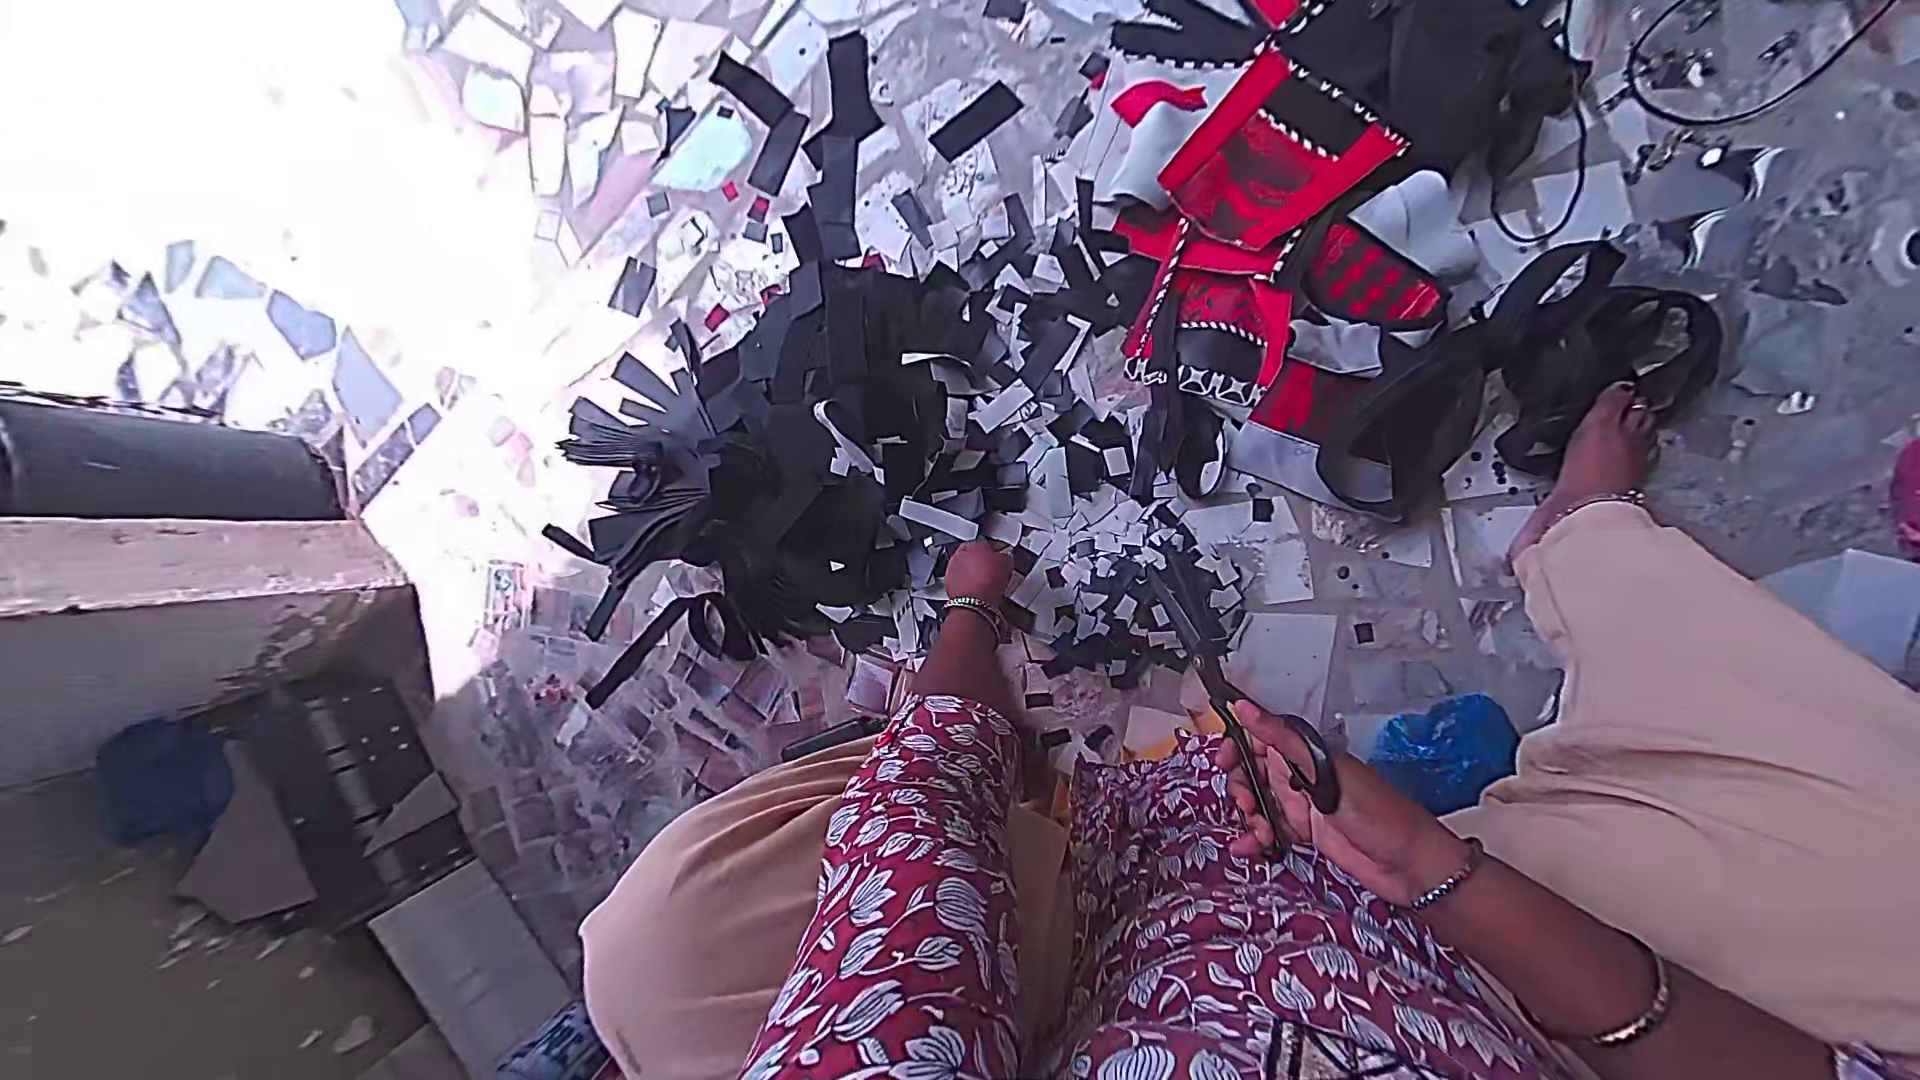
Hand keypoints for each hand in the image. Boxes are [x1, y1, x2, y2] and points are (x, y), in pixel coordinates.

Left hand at [944, 540, 1009, 603]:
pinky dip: (963, 578)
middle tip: (988, 567)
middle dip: (979, 558)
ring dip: (970, 567)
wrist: (975, 603)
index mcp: (977, 545)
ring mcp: (953, 565)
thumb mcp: (1006, 566)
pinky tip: (972, 585)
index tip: (997, 556)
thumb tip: (1005, 556)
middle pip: (972, 551)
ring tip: (981, 577)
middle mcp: (962, 552)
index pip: (987, 542)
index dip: (994, 550)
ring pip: (963, 562)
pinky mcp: (948, 578)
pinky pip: (957, 574)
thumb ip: (1005, 557)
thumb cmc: (988, 585)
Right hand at [1213, 700, 1471, 906]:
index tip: (1222, 762)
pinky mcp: (1301, 832)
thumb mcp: (1324, 770)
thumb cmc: (1375, 812)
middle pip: (1249, 771)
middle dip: (1240, 788)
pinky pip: (1267, 830)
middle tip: (1247, 806)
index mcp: (1302, 751)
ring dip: (1248, 817)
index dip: (1235, 747)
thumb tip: (1242, 705)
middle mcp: (1296, 773)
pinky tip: (1248, 849)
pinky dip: (1254, 838)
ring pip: (1255, 801)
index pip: (1256, 738)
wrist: (1413, 868)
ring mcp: (1297, 803)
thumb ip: (1280, 738)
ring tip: (1259, 834)